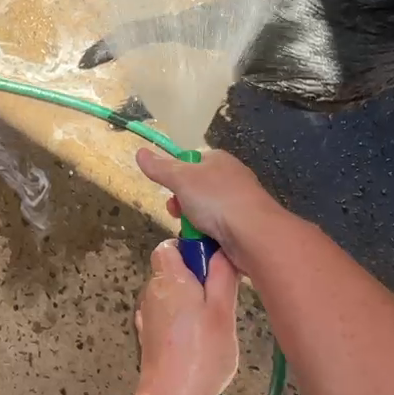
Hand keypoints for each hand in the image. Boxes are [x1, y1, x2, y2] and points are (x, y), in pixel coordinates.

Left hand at [134, 240, 239, 394]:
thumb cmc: (202, 353)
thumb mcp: (222, 311)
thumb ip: (222, 277)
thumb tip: (221, 250)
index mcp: (169, 278)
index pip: (169, 246)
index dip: (190, 249)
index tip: (212, 266)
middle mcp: (152, 291)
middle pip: (170, 270)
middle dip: (194, 279)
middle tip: (219, 301)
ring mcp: (147, 315)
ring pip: (169, 295)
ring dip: (188, 302)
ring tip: (211, 326)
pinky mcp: (148, 337)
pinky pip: (165, 316)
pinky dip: (179, 321)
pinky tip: (196, 341)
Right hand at [136, 148, 286, 274]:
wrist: (253, 234)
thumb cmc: (216, 199)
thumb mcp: (181, 179)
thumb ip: (160, 168)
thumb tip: (140, 152)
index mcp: (218, 160)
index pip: (191, 161)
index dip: (176, 174)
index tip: (168, 189)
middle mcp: (231, 178)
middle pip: (196, 188)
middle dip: (182, 202)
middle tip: (175, 213)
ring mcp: (239, 203)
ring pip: (205, 211)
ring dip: (193, 222)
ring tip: (189, 231)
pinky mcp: (244, 226)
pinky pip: (218, 229)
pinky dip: (208, 235)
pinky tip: (204, 242)